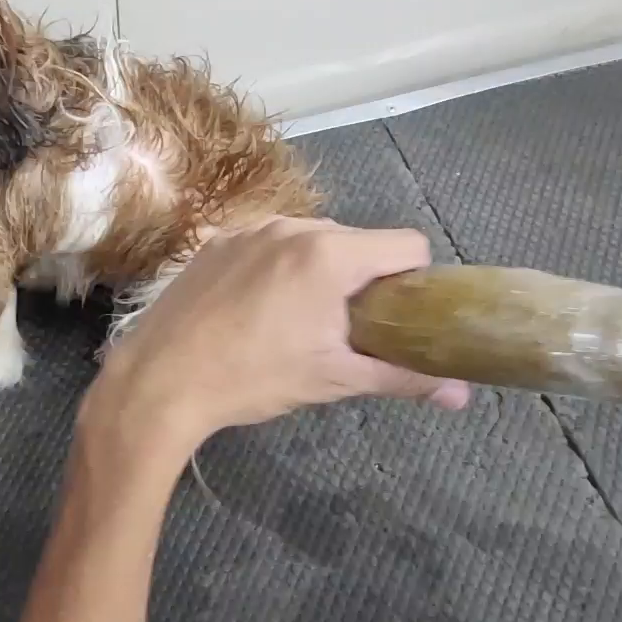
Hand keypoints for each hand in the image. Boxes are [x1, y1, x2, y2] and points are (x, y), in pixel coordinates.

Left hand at [88, 218, 468, 458]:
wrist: (160, 379)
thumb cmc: (251, 378)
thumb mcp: (332, 379)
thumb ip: (402, 378)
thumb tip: (461, 395)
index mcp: (329, 252)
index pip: (407, 244)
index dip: (412, 282)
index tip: (394, 319)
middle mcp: (291, 225)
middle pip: (356, 242)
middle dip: (360, 280)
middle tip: (340, 331)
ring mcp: (247, 230)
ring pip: (308, 241)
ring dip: (316, 274)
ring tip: (291, 324)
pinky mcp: (214, 242)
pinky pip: (265, 246)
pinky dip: (273, 270)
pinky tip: (251, 311)